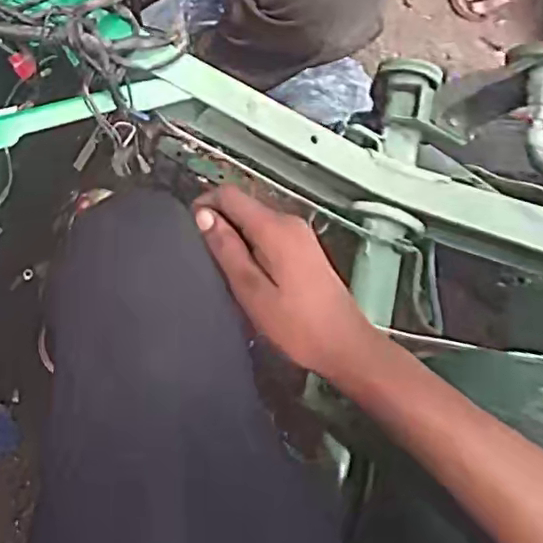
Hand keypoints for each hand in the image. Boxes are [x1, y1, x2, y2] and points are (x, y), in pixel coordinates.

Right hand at [193, 186, 381, 381]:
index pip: (229, 194)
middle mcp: (288, 221)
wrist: (349, 348)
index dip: (205, 205)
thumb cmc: (298, 325)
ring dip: (235, 234)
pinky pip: (267, 231)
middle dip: (219, 222)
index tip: (192, 232)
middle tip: (207, 257)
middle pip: (242, 204)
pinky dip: (251, 243)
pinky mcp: (304, 247)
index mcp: (274, 228)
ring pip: (253, 218)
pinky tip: (250, 273)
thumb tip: (203, 215)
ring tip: (226, 268)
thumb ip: (227, 249)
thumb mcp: (252, 290)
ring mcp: (299, 233)